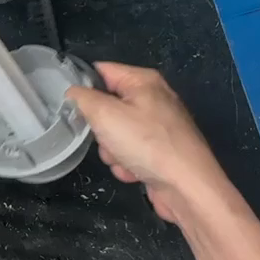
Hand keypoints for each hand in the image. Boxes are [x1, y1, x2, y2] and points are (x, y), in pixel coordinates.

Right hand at [67, 63, 228, 223]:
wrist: (188, 189)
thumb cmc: (146, 144)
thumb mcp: (104, 114)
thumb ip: (81, 97)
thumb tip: (74, 93)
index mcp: (144, 81)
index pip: (100, 70)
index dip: (83, 85)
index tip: (70, 104)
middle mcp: (154, 99)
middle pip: (107, 105)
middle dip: (99, 126)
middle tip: (104, 136)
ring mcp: (160, 127)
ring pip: (115, 132)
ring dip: (111, 149)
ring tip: (122, 159)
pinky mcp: (162, 151)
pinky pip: (131, 151)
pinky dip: (127, 162)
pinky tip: (135, 172)